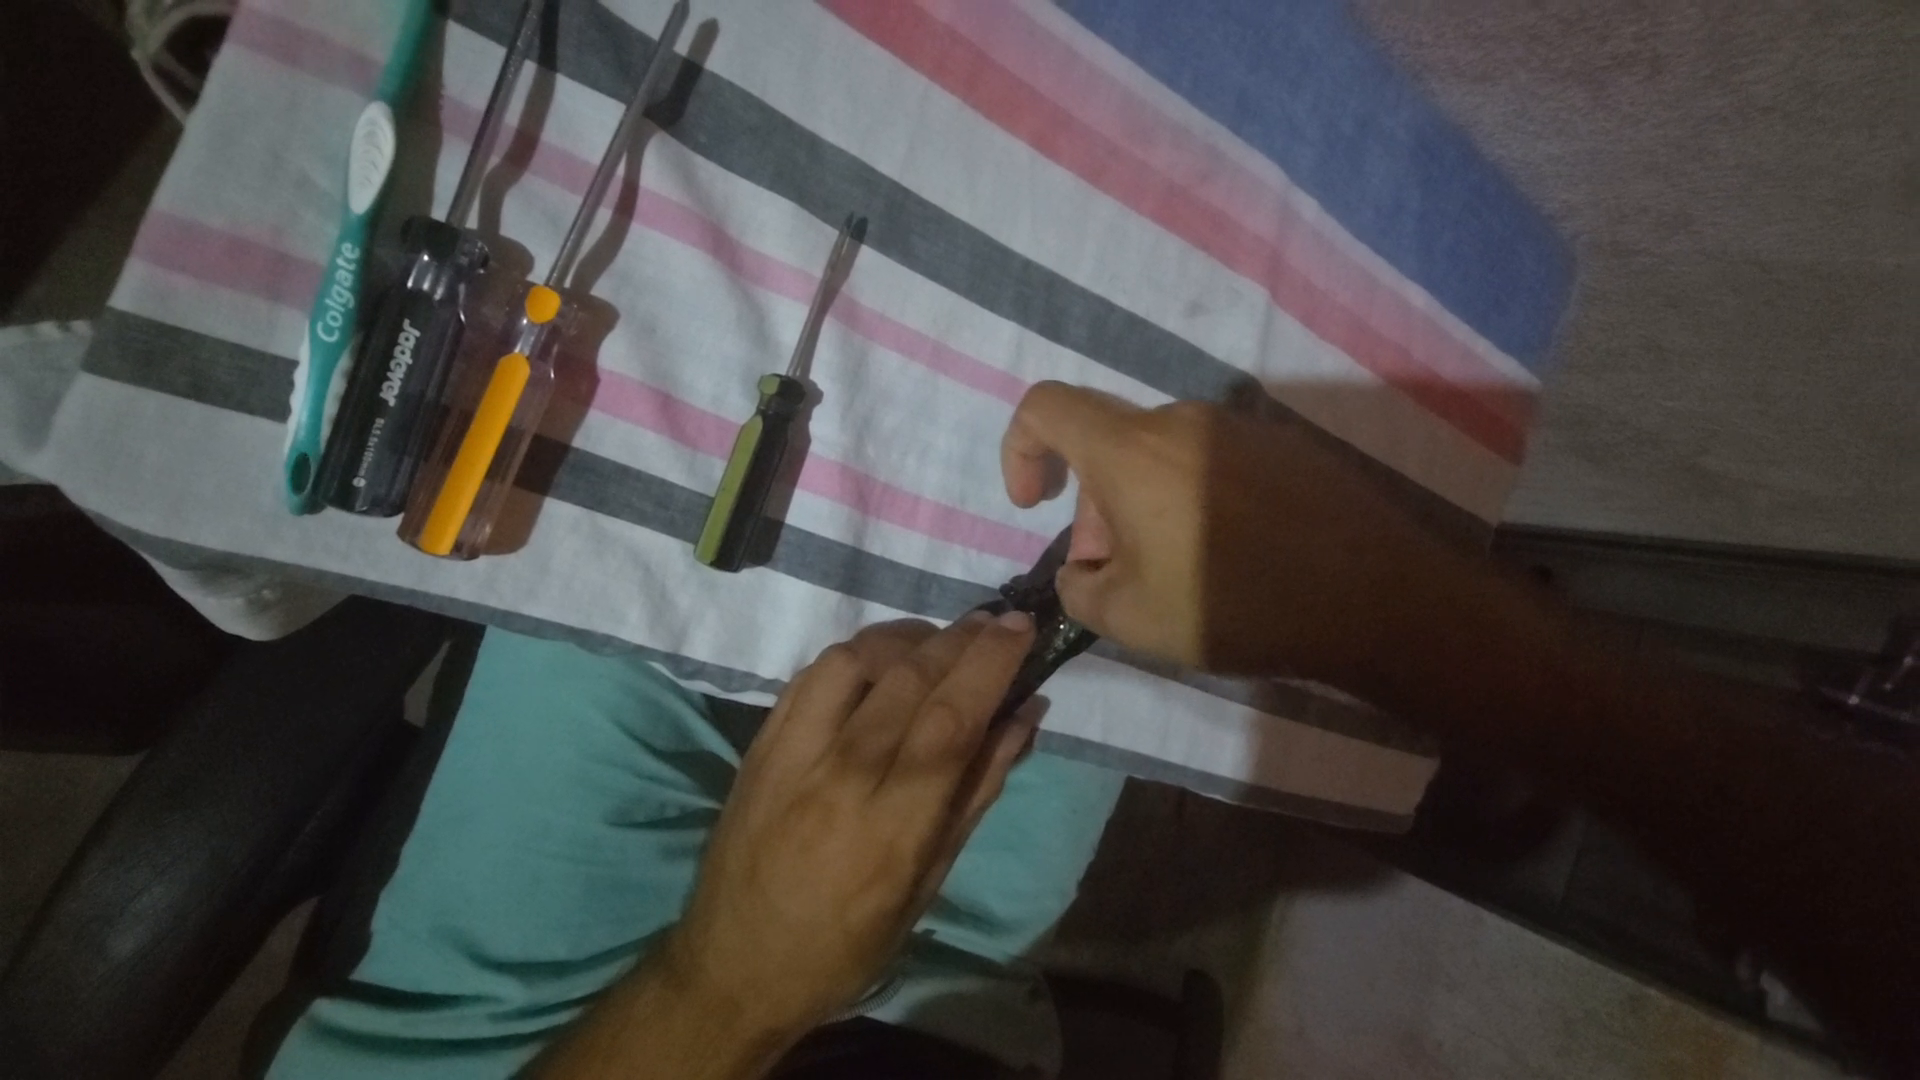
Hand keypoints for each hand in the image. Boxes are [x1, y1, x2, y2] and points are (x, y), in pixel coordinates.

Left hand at [662, 613, 1040, 1037]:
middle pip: (910, 679)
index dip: (992, 663)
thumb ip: (978, 789)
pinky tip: (883, 659)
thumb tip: (1024, 715)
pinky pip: (813, 673)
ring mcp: (792, 752)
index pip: (952, 719)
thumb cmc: (849, 942)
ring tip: (941, 641)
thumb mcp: (929, 881)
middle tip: (997, 620)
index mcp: (891, 828)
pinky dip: (859, 651)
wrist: (734, 965)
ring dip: (909, 637)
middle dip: (963, 638)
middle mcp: (841, 776)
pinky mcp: (761, 741)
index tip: (1022, 627)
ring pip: (857, 660)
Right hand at [1000, 381, 1453, 681]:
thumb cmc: (1233, 605)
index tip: (1034, 504)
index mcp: (1131, 450)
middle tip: (1117, 571)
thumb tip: (1083, 569)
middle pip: (1107, 443)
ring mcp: (1240, 428)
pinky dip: (1191, 500)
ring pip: (1159, 456)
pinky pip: (1210, 462)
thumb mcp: (1128, 618)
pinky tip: (1230, 556)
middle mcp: (1181, 421)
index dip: (1019, 448)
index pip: (1046, 406)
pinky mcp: (1284, 446)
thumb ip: (1076, 587)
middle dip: (1092, 506)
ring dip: (1143, 507)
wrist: (1377, 601)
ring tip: (1176, 573)